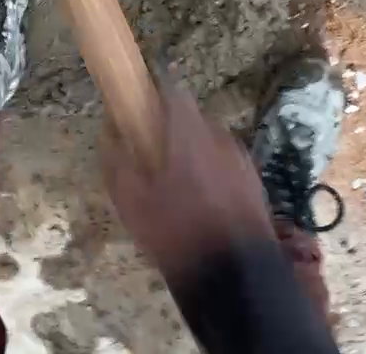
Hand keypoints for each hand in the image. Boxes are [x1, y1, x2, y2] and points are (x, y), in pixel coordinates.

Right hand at [102, 86, 275, 283]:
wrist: (235, 277)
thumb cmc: (176, 232)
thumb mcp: (130, 201)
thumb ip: (116, 159)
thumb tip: (109, 131)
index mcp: (187, 131)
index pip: (172, 89)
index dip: (156, 94)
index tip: (142, 109)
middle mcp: (218, 135)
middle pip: (193, 117)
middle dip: (175, 129)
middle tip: (157, 154)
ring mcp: (241, 158)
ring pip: (212, 142)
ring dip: (197, 152)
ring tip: (180, 185)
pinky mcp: (256, 182)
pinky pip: (228, 165)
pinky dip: (215, 173)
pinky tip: (204, 204)